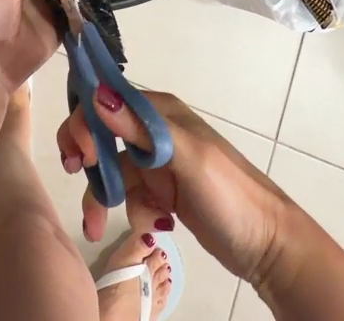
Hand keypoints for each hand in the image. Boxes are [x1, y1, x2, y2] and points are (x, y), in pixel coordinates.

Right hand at [58, 88, 291, 285]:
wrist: (270, 249)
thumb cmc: (232, 196)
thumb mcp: (188, 159)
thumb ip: (142, 128)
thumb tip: (98, 95)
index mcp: (161, 113)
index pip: (107, 102)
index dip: (86, 122)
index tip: (80, 155)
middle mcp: (154, 132)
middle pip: (102, 134)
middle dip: (85, 155)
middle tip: (73, 175)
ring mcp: (157, 164)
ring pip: (110, 171)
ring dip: (99, 196)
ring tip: (94, 228)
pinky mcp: (161, 192)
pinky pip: (128, 196)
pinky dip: (128, 212)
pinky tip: (147, 230)